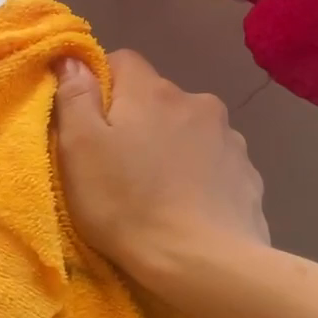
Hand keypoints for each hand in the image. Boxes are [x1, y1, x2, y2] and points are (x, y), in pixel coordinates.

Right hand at [53, 51, 269, 293]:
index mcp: (151, 93)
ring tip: (150, 185)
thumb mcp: (78, 148)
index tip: (84, 118)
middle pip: (155, 96)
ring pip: (185, 127)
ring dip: (167, 143)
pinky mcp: (246, 172)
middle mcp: (196, 102)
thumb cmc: (123, 202)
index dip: (98, 82)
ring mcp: (229, 137)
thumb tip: (71, 58)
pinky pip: (211, 159)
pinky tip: (181, 201)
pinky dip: (194, 170)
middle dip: (133, 117)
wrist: (199, 259)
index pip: (122, 60)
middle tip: (111, 160)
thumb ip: (74, 98)